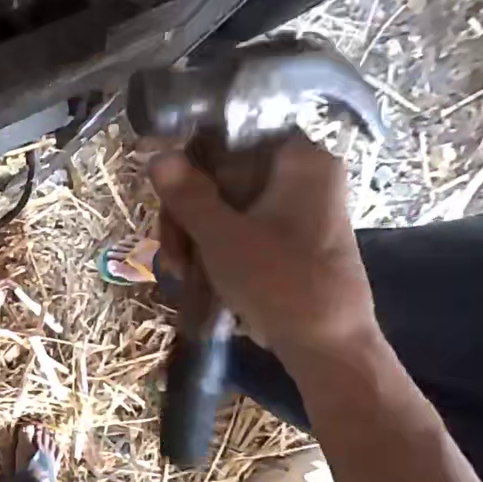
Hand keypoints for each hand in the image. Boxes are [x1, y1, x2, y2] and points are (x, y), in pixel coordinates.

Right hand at [149, 135, 376, 359]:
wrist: (325, 344)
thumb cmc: (279, 281)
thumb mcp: (220, 236)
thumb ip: (187, 194)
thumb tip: (157, 154)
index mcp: (300, 162)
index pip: (232, 138)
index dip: (190, 161)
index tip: (163, 193)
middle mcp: (302, 176)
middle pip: (220, 175)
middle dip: (186, 213)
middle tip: (172, 250)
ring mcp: (294, 208)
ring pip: (222, 204)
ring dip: (191, 235)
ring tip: (181, 271)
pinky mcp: (286, 237)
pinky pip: (236, 226)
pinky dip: (211, 246)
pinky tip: (194, 273)